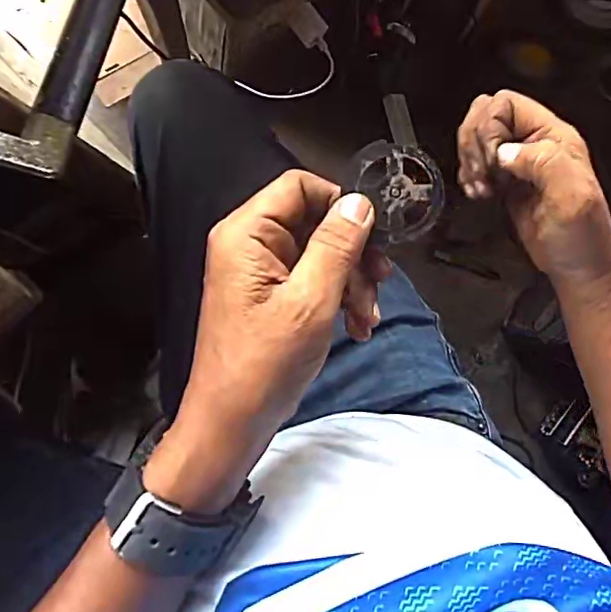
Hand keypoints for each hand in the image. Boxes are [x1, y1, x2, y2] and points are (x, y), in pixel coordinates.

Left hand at [148, 172, 384, 504]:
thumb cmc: (261, 367)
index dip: (340, 203)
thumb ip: (338, 246)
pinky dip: (342, 296)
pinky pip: (318, 277)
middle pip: (317, 220)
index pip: (299, 186)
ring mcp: (263, 271)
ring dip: (354, 280)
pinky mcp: (275, 294)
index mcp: (247, 236)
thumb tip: (360, 203)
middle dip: (354, 253)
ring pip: (324, 251)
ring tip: (365, 314)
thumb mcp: (312, 300)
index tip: (370, 232)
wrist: (233, 425)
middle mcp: (251, 246)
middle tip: (377, 280)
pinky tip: (356, 324)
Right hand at [456, 91, 610, 286]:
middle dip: (474, 143)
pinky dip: (469, 176)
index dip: (490, 127)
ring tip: (481, 187)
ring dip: (469, 161)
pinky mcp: (507, 183)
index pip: (506, 104)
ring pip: (477, 139)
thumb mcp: (573, 195)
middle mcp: (535, 144)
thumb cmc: (584, 238)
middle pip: (486, 115)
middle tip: (482, 174)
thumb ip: (542, 161)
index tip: (493, 160)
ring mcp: (519, 164)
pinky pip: (476, 164)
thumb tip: (504, 151)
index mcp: (554, 137)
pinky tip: (479, 192)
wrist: (580, 270)